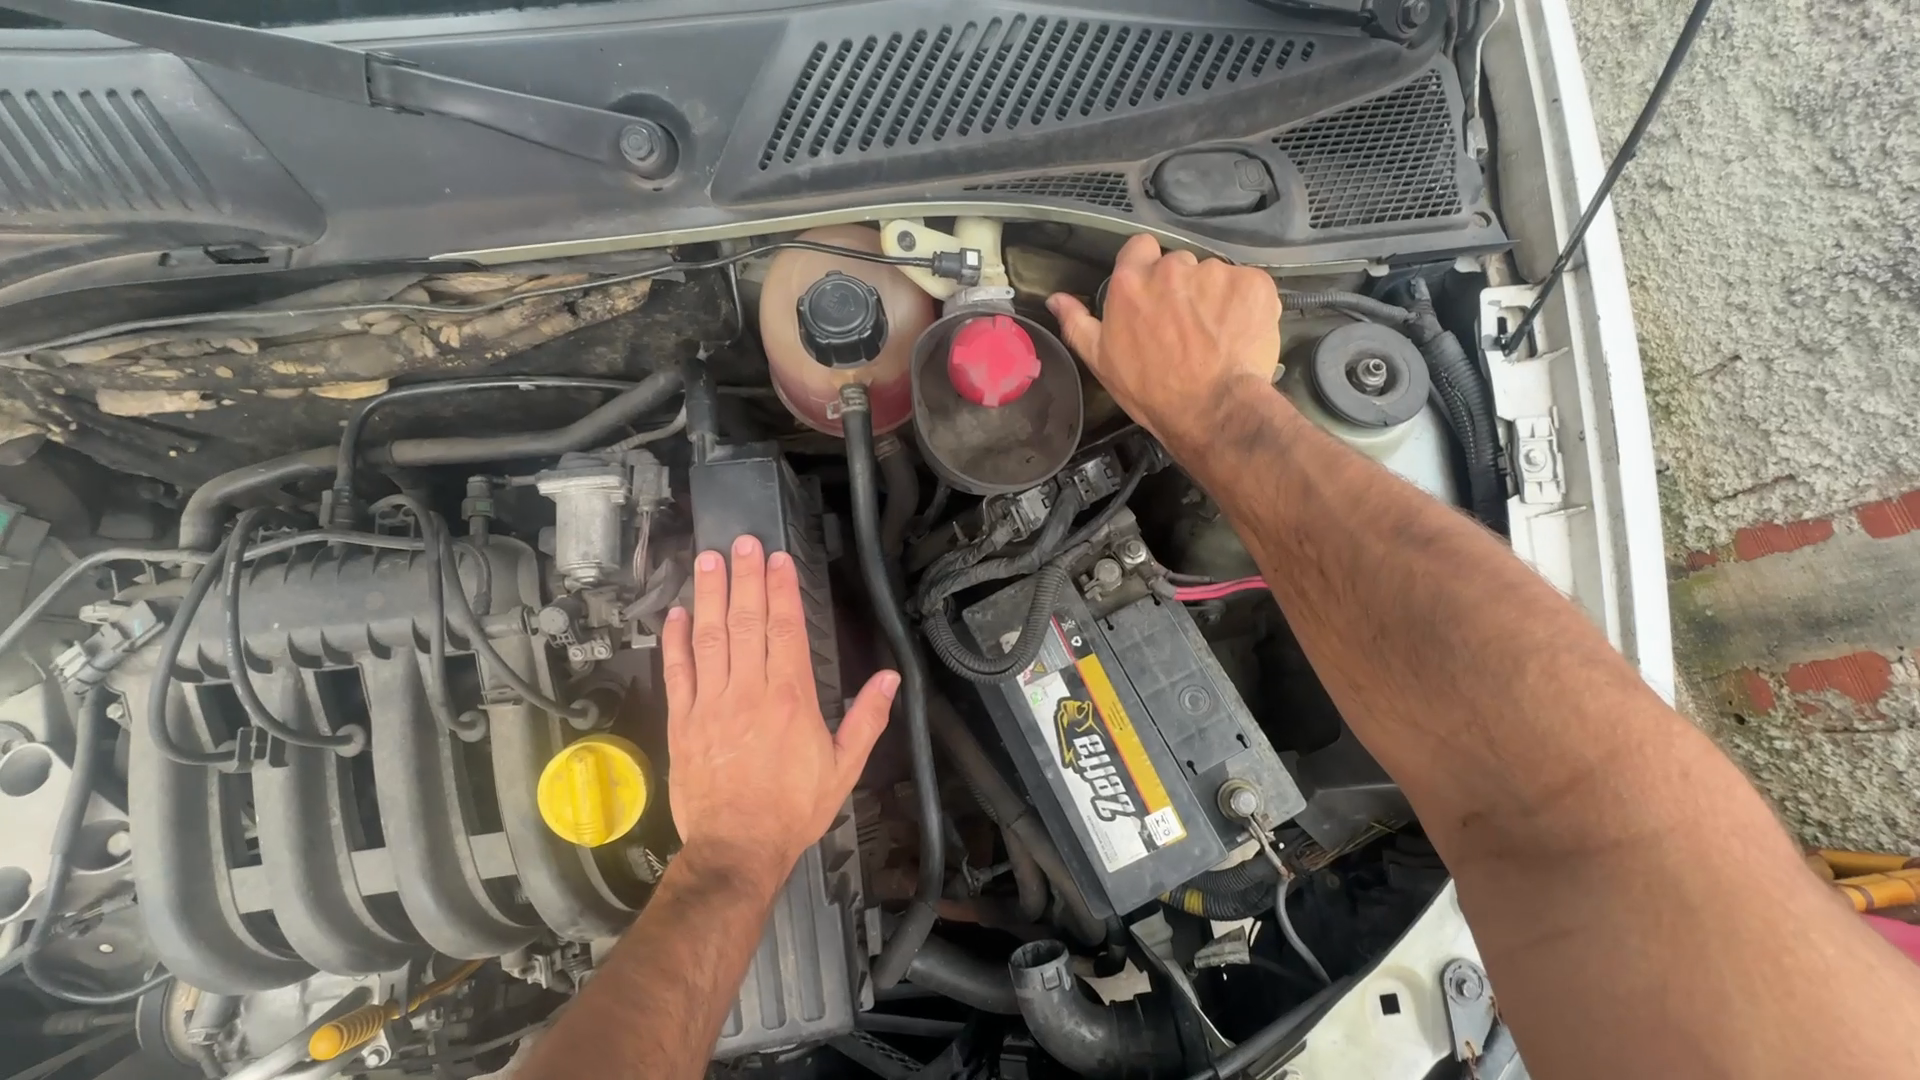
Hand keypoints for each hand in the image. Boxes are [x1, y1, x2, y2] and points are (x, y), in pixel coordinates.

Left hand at [662, 535, 897, 892]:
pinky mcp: (682, 722)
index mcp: (790, 697)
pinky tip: (676, 614)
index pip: (785, 629)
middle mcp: (748, 691)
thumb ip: (868, 718)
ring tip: (708, 560)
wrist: (737, 848)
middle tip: (741, 543)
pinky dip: (675, 641)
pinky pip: (677, 673)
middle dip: (744, 578)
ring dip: (708, 596)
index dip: (781, 590)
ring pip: (709, 638)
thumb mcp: (844, 767)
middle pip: (745, 622)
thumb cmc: (794, 808)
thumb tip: (890, 677)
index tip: (777, 559)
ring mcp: (710, 704)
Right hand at [1048, 234, 1283, 452]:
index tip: (1152, 295)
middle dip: (1181, 289)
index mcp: (1132, 283)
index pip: (1140, 248)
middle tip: (1184, 328)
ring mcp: (1216, 274)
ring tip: (1213, 337)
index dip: (1146, 268)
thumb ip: (1077, 323)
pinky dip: (1244, 305)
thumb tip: (1056, 299)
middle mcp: (1173, 268)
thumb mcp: (1102, 361)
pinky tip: (1236, 334)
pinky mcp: (1252, 284)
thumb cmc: (1150, 390)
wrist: (1210, 410)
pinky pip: (1247, 286)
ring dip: (1213, 299)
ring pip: (1214, 276)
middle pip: (1179, 264)